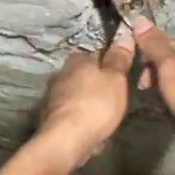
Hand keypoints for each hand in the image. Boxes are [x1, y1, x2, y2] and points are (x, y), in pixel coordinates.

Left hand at [39, 27, 135, 160]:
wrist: (66, 140)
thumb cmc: (95, 104)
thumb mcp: (115, 79)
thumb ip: (119, 59)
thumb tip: (124, 34)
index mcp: (77, 60)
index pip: (97, 53)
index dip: (111, 61)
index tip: (122, 72)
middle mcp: (61, 74)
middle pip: (84, 73)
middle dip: (97, 81)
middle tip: (115, 93)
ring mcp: (53, 95)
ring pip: (76, 92)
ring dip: (87, 98)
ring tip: (104, 110)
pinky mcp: (51, 116)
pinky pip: (70, 110)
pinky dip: (79, 114)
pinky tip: (89, 124)